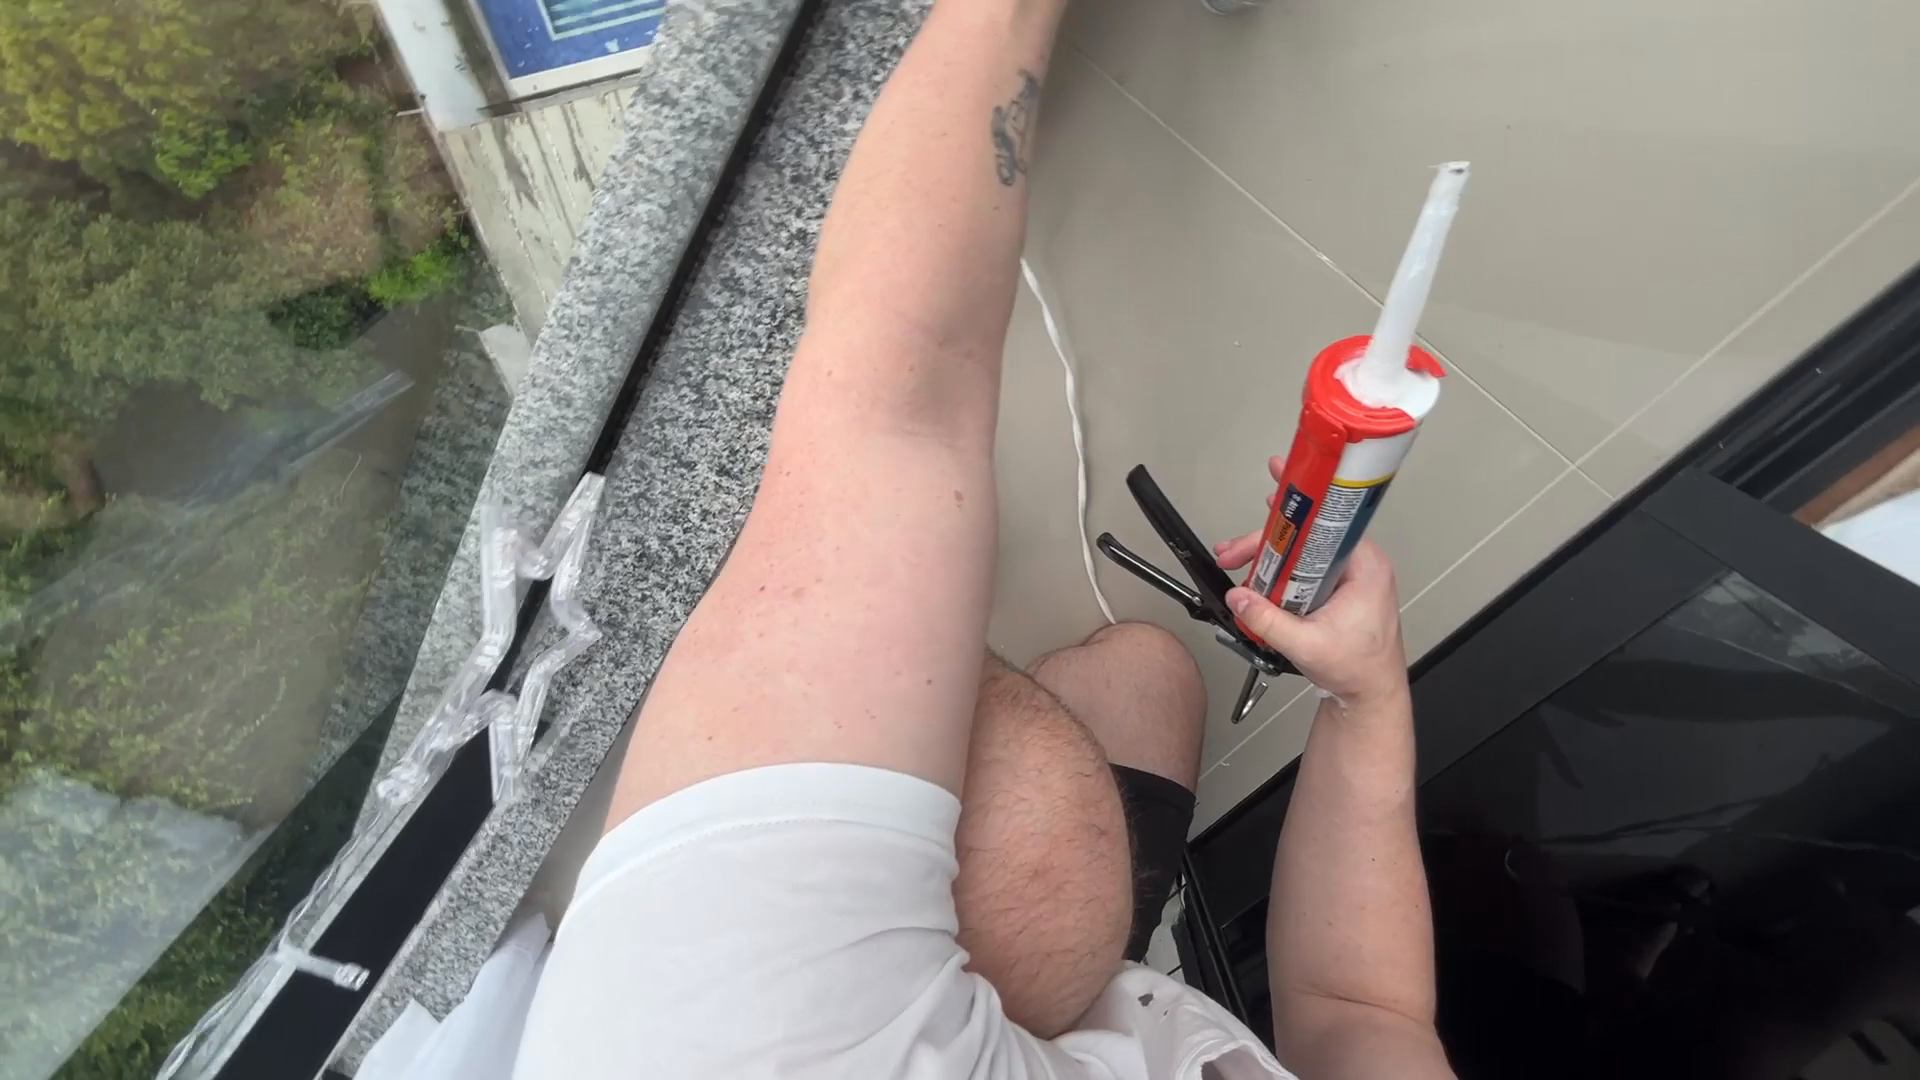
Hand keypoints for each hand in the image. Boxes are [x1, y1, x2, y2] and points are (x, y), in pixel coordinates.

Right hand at [1217, 520, 1408, 705]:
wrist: (1370, 694)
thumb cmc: (1359, 670)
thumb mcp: (1306, 646)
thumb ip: (1267, 621)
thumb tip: (1238, 598)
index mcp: (1364, 568)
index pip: (1322, 528)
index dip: (1289, 520)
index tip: (1267, 514)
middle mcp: (1359, 566)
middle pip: (1304, 538)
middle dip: (1263, 544)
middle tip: (1233, 554)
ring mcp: (1348, 577)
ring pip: (1300, 554)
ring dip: (1266, 558)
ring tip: (1237, 565)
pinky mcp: (1336, 588)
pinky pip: (1302, 570)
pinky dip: (1277, 572)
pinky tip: (1256, 580)